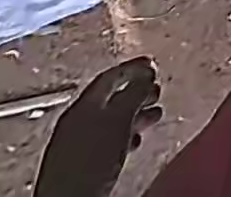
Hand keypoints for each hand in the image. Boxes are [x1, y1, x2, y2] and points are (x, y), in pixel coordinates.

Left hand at [32, 58, 163, 196]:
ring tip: (153, 115)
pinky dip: (125, 134)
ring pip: (111, 120)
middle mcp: (76, 122)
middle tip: (155, 87)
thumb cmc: (90, 161)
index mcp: (82, 106)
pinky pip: (107, 140)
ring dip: (134, 114)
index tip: (151, 63)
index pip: (110, 77)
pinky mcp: (80, 167)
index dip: (133, 67)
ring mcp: (75, 146)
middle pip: (111, 98)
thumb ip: (135, 93)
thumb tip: (146, 80)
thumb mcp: (120, 118)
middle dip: (137, 91)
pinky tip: (133, 141)